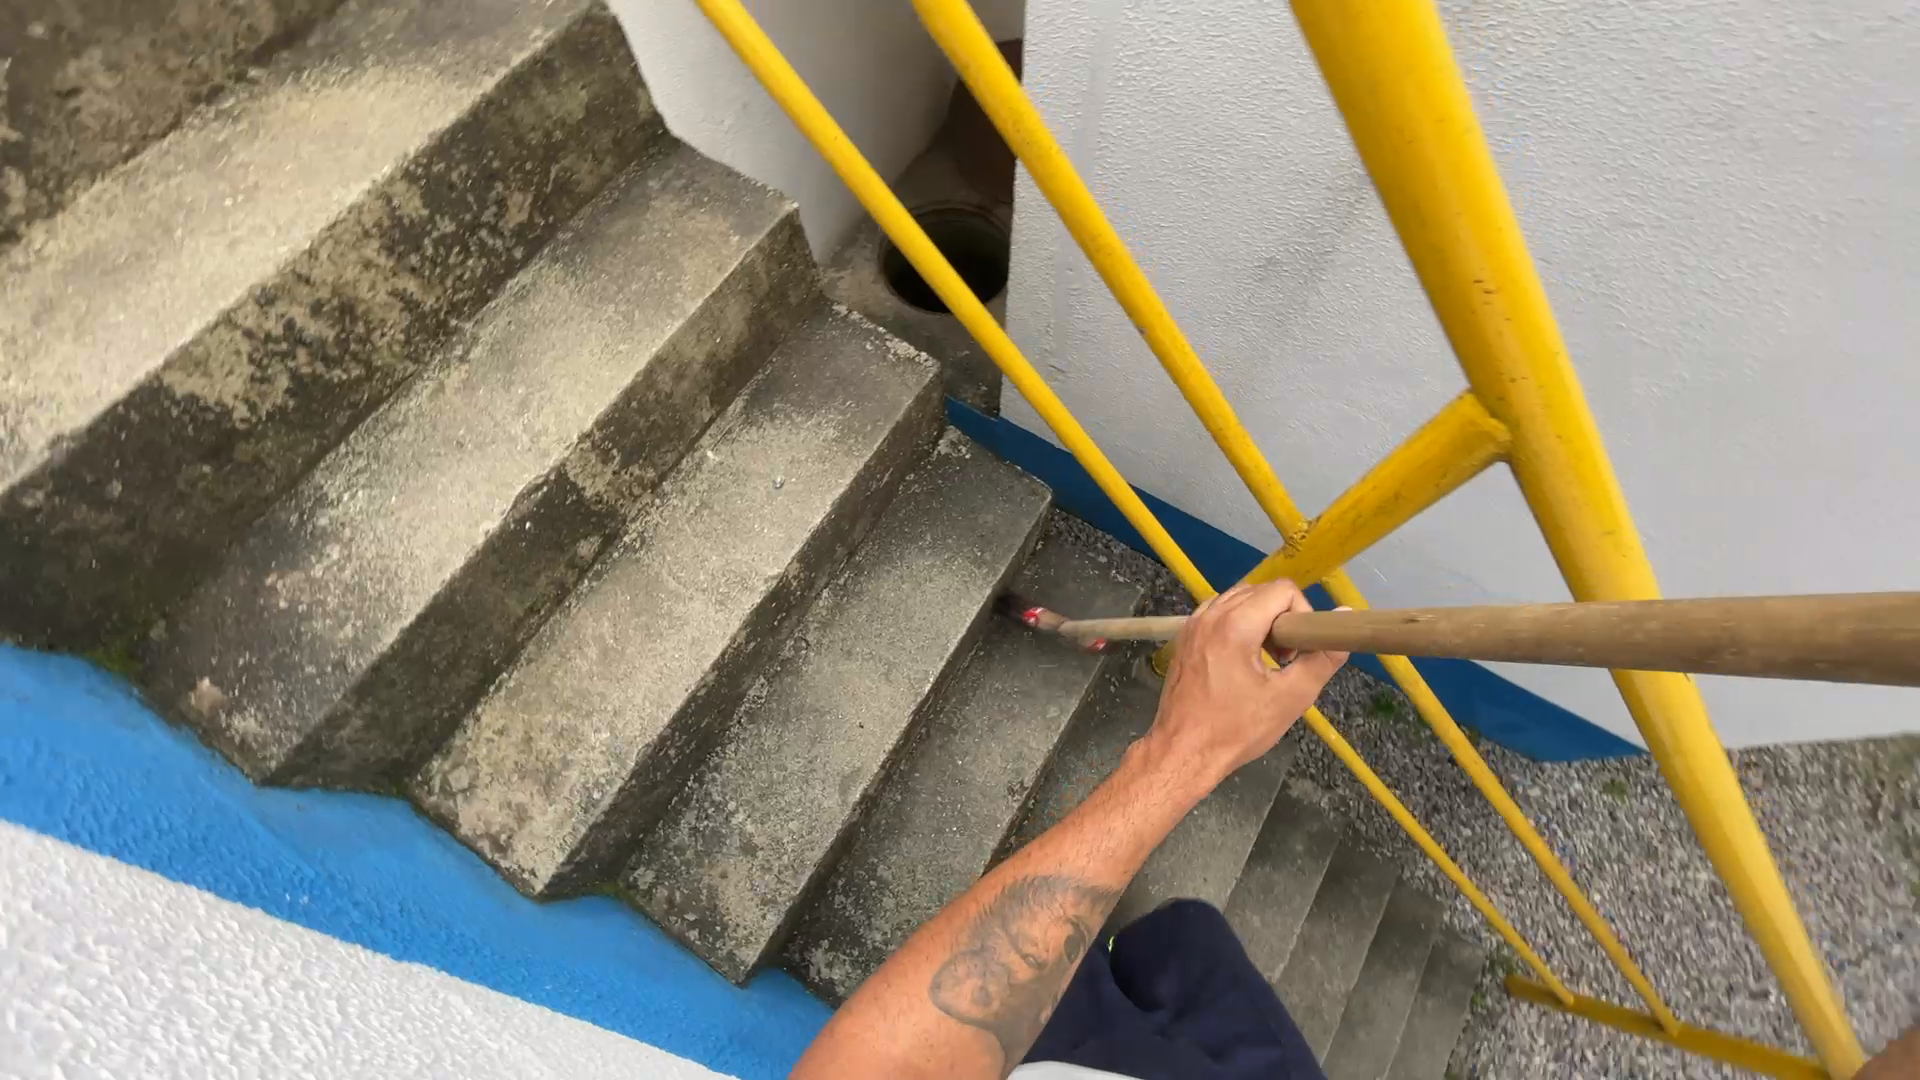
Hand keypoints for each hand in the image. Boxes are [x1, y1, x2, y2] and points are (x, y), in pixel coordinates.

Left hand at [1144, 581, 1347, 788]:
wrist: (1183, 749)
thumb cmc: (1236, 728)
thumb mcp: (1290, 698)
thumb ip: (1322, 658)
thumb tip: (1345, 619)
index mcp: (1234, 625)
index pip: (1282, 589)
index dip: (1302, 614)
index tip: (1299, 650)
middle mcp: (1209, 616)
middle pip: (1259, 591)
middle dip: (1282, 617)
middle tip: (1285, 658)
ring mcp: (1192, 625)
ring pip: (1237, 600)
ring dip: (1260, 620)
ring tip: (1266, 660)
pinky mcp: (1184, 638)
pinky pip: (1217, 614)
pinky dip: (1236, 625)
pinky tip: (1242, 660)